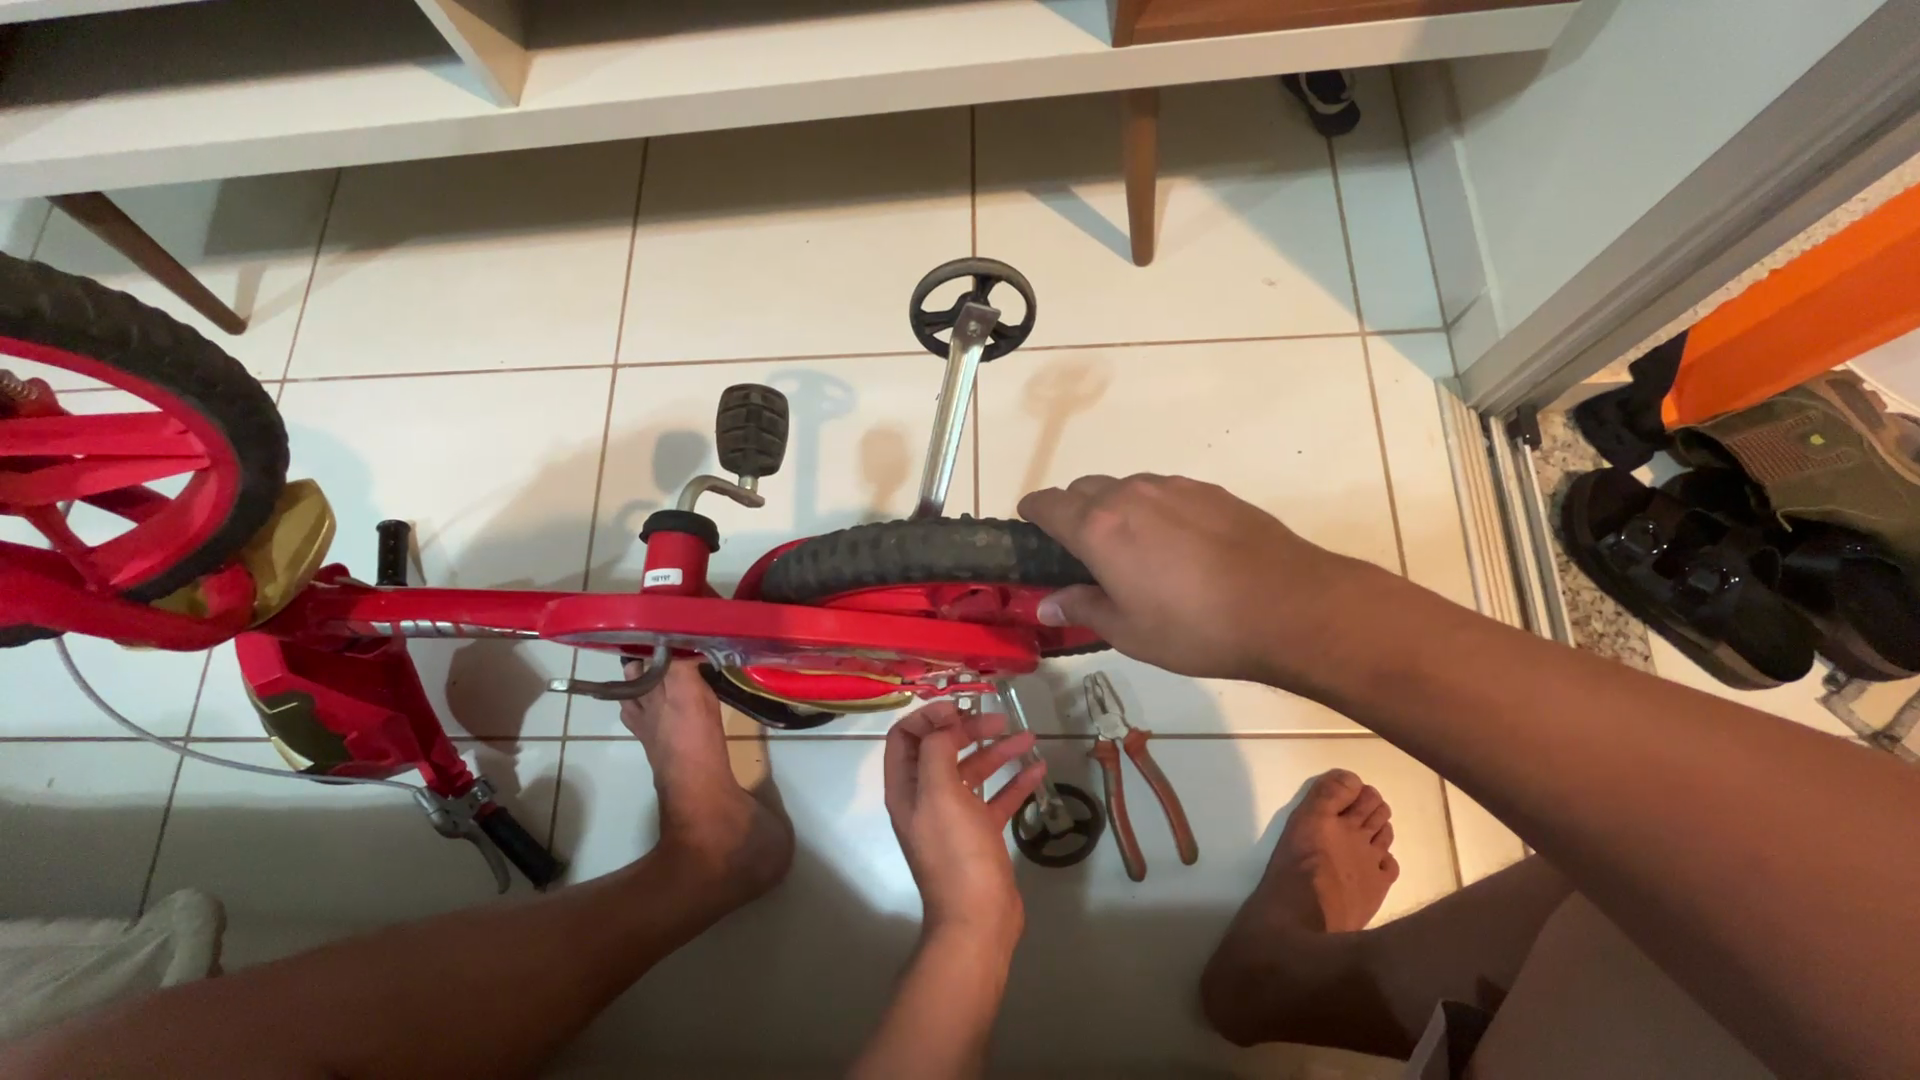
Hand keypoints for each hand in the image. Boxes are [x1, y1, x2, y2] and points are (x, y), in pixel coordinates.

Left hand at [883, 702, 1045, 947]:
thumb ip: (937, 751)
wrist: (978, 919)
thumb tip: (946, 722)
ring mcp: (954, 818)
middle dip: (969, 729)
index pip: (906, 737)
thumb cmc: (956, 853)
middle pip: (943, 750)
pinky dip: (1014, 782)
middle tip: (1000, 719)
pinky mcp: (980, 834)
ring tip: (1028, 738)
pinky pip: (996, 798)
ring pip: (973, 772)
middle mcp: (926, 798)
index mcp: (906, 788)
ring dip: (997, 752)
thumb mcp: (940, 794)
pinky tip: (1038, 770)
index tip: (961, 707)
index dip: (929, 716)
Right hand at [1019, 473, 1371, 685]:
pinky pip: (1165, 492)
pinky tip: (1177, 544)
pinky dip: (1155, 509)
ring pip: (1126, 486)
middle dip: (1073, 511)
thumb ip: (1083, 609)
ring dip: (1116, 508)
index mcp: (1099, 528)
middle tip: (1082, 551)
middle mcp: (1130, 495)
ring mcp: (1174, 487)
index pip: (1048, 504)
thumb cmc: (1196, 628)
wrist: (1288, 605)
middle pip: (1084, 488)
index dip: (1032, 513)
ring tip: (1133, 548)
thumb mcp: (1129, 632)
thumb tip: (1047, 604)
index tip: (1030, 528)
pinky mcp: (1211, 491)